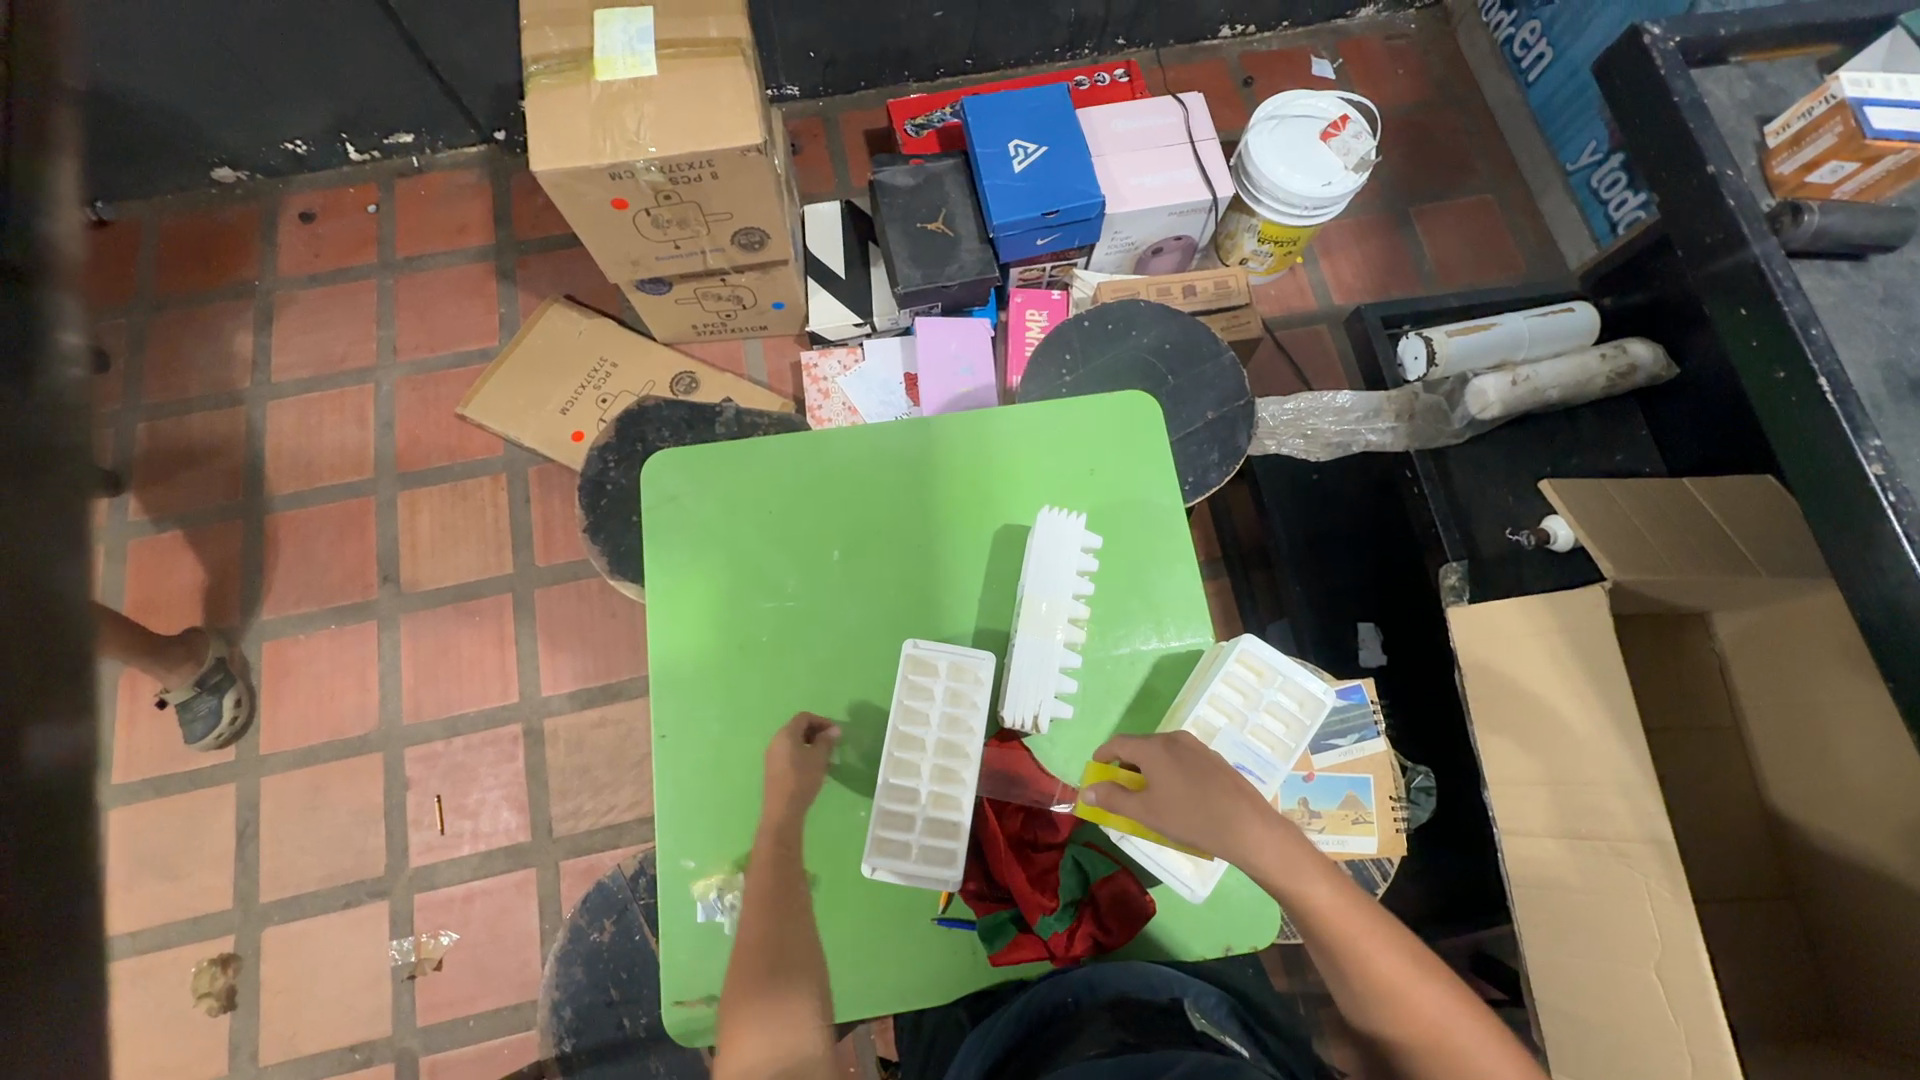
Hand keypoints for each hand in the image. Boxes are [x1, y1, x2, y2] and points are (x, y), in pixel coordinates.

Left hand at [760, 712, 840, 826]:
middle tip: (831, 744)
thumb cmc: (802, 779)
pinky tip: (813, 768)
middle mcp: (776, 741)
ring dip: (810, 744)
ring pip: (793, 742)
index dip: (821, 721)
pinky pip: (789, 753)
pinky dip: (802, 754)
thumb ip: (827, 741)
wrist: (782, 810)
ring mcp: (772, 755)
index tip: (834, 732)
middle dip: (816, 732)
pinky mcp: (773, 769)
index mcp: (786, 734)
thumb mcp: (819, 758)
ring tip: (825, 757)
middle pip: (797, 728)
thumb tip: (834, 730)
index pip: (804, 717)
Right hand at [1081, 731, 1303, 868]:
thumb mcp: (1145, 813)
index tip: (1096, 773)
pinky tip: (1178, 797)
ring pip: (1163, 753)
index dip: (1102, 757)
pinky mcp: (1214, 760)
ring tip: (1149, 796)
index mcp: (1153, 747)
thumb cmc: (1190, 818)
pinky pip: (1182, 759)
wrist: (1248, 827)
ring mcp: (1198, 747)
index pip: (1117, 743)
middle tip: (1121, 790)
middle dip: (1125, 765)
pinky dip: (1170, 772)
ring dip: (1148, 769)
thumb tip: (1087, 790)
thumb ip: (1113, 799)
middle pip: (1140, 746)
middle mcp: (1174, 739)